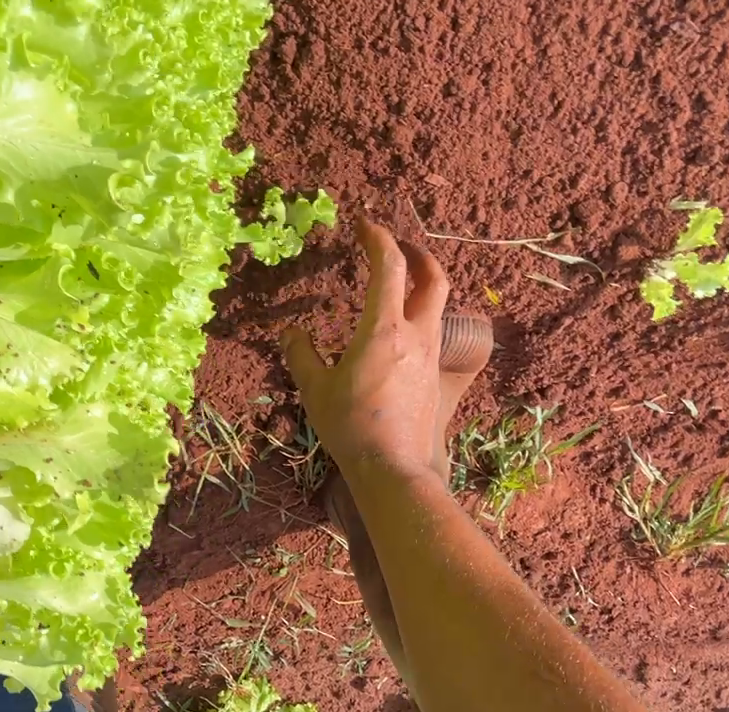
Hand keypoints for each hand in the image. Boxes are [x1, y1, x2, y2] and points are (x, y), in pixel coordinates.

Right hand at [280, 219, 449, 477]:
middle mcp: (415, 335)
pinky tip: (402, 334)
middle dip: (417, 253)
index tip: (363, 225)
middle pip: (433, 277)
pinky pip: (433, 333)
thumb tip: (290, 332)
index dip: (377, 238)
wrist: (393, 467)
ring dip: (423, 284)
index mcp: (383, 329)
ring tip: (401, 286)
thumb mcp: (315, 390)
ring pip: (438, 304)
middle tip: (397, 248)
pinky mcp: (434, 377)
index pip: (388, 266)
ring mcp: (430, 356)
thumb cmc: (350, 426)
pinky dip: (421, 317)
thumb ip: (301, 355)